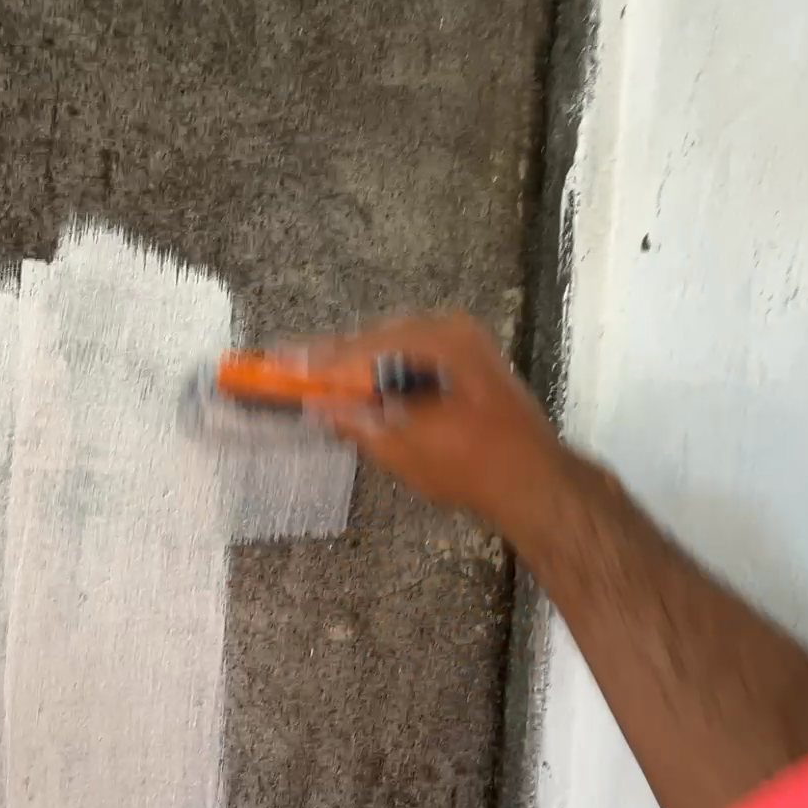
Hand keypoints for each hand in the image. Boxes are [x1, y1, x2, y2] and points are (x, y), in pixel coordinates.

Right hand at [302, 311, 568, 525]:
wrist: (532, 479)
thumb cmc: (469, 467)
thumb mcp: (401, 449)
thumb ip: (355, 420)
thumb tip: (317, 404)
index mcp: (429, 346)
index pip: (354, 352)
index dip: (310, 361)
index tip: (274, 360)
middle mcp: (446, 329)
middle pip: (371, 340)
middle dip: (331, 358)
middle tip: (291, 368)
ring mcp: (461, 338)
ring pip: (391, 341)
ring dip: (357, 361)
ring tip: (323, 378)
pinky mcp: (469, 353)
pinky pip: (413, 348)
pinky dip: (385, 364)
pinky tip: (367, 381)